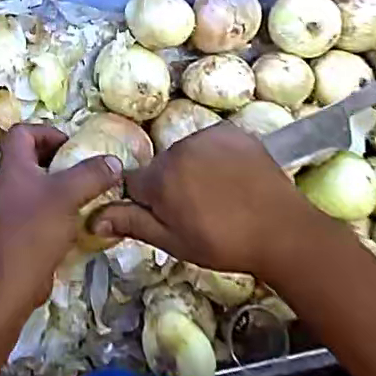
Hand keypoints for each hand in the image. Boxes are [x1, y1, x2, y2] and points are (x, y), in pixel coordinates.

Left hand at [0, 123, 122, 314]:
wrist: (8, 282)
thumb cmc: (33, 230)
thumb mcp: (67, 195)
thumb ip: (92, 175)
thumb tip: (114, 161)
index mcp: (13, 165)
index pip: (21, 132)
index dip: (46, 131)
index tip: (71, 144)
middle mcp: (9, 182)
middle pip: (32, 157)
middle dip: (60, 158)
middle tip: (84, 167)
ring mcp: (12, 207)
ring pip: (39, 184)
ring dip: (62, 185)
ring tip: (87, 192)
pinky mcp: (20, 230)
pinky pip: (41, 209)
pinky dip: (60, 209)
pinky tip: (80, 220)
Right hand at [89, 122, 317, 276]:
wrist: (282, 231)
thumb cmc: (223, 243)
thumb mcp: (173, 241)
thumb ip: (132, 223)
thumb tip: (93, 216)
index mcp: (160, 176)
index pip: (134, 181)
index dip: (146, 200)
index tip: (165, 215)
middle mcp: (179, 148)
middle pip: (162, 165)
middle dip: (171, 184)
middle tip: (197, 212)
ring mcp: (208, 136)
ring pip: (187, 152)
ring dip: (194, 168)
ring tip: (219, 196)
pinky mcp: (233, 132)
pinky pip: (212, 142)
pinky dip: (217, 156)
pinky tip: (233, 178)